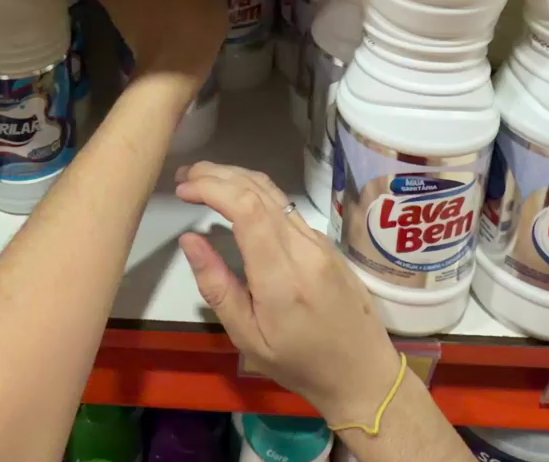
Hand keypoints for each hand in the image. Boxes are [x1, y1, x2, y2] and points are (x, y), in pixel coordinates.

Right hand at [175, 163, 403, 425]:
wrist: (365, 374)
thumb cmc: (301, 364)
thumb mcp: (248, 338)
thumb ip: (217, 287)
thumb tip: (189, 239)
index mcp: (282, 278)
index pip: (248, 210)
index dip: (212, 188)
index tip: (184, 190)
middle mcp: (304, 249)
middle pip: (257, 191)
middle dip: (216, 175)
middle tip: (184, 176)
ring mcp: (318, 241)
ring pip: (272, 191)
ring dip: (233, 176)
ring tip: (201, 177)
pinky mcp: (324, 241)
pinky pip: (283, 204)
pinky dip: (251, 189)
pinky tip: (233, 195)